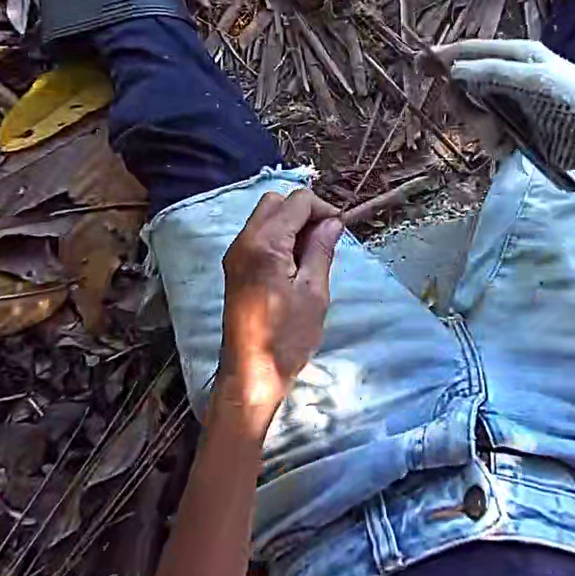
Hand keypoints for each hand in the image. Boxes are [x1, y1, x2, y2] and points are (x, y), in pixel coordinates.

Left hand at [217, 190, 341, 424]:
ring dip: (291, 223)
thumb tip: (332, 222)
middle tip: (325, 239)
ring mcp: (235, 253)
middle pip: (276, 201)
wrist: (251, 374)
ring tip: (313, 254)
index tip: (339, 230)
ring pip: (265, 215)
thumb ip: (321, 249)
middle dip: (304, 212)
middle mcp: (244, 241)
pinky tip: (295, 263)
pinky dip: (279, 236)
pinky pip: (258, 234)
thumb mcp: (314, 292)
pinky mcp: (235, 266)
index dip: (323, 209)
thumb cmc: (286, 337)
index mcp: (264, 243)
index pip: (296, 201)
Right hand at [430, 38, 574, 191]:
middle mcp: (513, 75)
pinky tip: (509, 148)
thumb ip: (493, 73)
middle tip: (482, 123)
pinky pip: (490, 131)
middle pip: (468, 83)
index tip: (419, 64)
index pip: (473, 50)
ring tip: (502, 141)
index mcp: (519, 55)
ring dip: (483, 128)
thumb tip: (454, 70)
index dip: (445, 56)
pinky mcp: (518, 126)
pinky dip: (495, 142)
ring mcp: (514, 102)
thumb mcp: (535, 81)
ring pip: (476, 111)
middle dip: (468, 106)